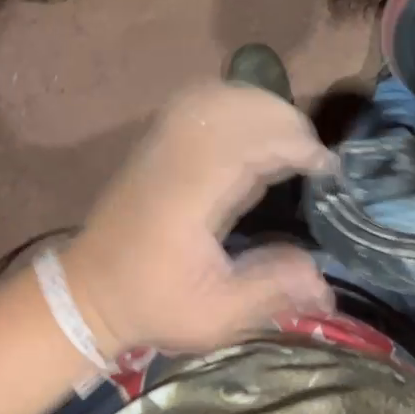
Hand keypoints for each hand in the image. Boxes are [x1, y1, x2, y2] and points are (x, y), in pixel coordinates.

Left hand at [62, 83, 335, 355]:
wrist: (87, 294)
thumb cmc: (152, 304)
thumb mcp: (215, 316)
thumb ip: (270, 290)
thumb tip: (324, 280)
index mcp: (189, 197)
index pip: (248, 144)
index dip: (295, 146)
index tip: (327, 170)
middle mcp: (175, 158)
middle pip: (238, 108)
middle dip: (288, 124)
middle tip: (314, 157)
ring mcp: (163, 142)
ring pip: (221, 97)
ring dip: (266, 110)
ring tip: (292, 141)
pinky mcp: (160, 139)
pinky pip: (205, 101)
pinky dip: (241, 105)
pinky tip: (258, 131)